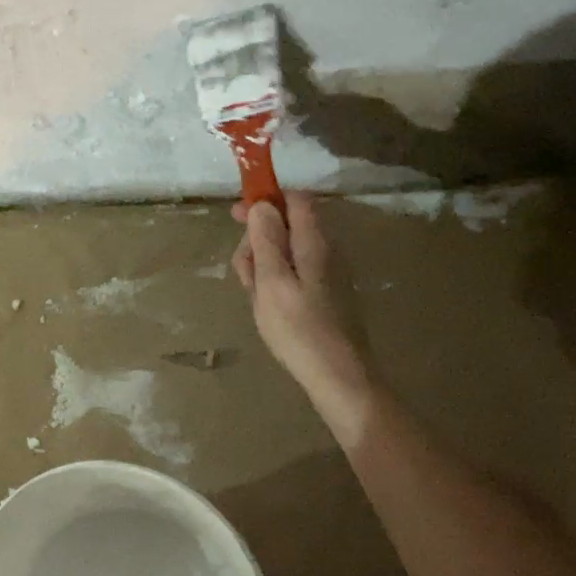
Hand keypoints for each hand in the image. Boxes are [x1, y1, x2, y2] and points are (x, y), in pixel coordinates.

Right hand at [232, 194, 371, 408]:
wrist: (337, 375)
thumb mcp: (271, 281)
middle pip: (287, 225)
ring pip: (286, 252)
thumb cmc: (298, 327)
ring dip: (262, 262)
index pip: (296, 199)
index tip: (237, 215)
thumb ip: (265, 240)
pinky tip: (264, 304)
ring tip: (251, 291)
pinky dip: (273, 281)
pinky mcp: (323, 295)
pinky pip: (292, 274)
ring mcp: (326, 274)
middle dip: (258, 237)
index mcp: (314, 243)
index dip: (266, 199)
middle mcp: (325, 251)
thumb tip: (262, 204)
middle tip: (242, 266)